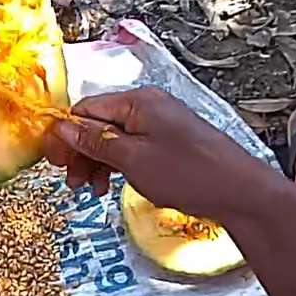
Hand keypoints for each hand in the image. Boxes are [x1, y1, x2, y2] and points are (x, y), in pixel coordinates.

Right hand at [44, 86, 275, 220]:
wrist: (241, 193)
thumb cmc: (190, 174)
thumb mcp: (133, 160)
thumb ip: (95, 141)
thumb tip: (61, 126)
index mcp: (138, 102)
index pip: (85, 109)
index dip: (65, 135)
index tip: (55, 162)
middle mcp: (148, 106)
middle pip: (97, 123)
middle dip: (80, 152)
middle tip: (72, 181)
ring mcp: (159, 124)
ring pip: (112, 138)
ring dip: (96, 162)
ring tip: (90, 189)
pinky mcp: (168, 142)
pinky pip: (131, 148)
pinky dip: (116, 166)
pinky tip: (110, 186)